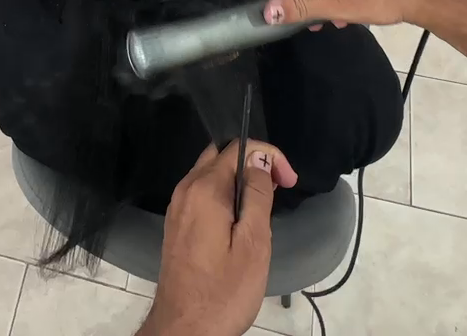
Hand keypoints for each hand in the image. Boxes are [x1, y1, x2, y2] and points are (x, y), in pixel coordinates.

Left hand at [138, 141, 295, 335]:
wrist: (183, 329)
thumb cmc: (223, 292)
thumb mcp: (253, 245)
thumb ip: (257, 196)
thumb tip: (260, 160)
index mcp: (204, 188)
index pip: (238, 148)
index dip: (268, 155)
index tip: (289, 180)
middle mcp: (186, 188)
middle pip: (221, 154)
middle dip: (253, 161)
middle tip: (279, 187)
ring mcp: (178, 204)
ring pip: (210, 171)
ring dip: (238, 177)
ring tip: (264, 203)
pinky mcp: (176, 222)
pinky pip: (201, 190)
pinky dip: (224, 191)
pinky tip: (239, 216)